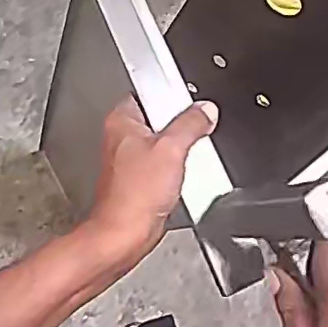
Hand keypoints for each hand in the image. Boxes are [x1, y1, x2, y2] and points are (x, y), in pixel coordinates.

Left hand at [83, 97, 217, 267]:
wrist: (125, 233)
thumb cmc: (133, 195)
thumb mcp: (172, 149)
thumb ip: (191, 124)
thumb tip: (205, 110)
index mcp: (121, 120)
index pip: (150, 93)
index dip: (173, 98)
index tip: (189, 108)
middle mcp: (122, 137)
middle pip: (161, 118)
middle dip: (178, 128)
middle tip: (186, 140)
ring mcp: (130, 159)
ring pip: (165, 143)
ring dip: (178, 152)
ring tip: (179, 164)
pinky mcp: (139, 178)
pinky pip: (164, 164)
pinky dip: (174, 170)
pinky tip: (176, 180)